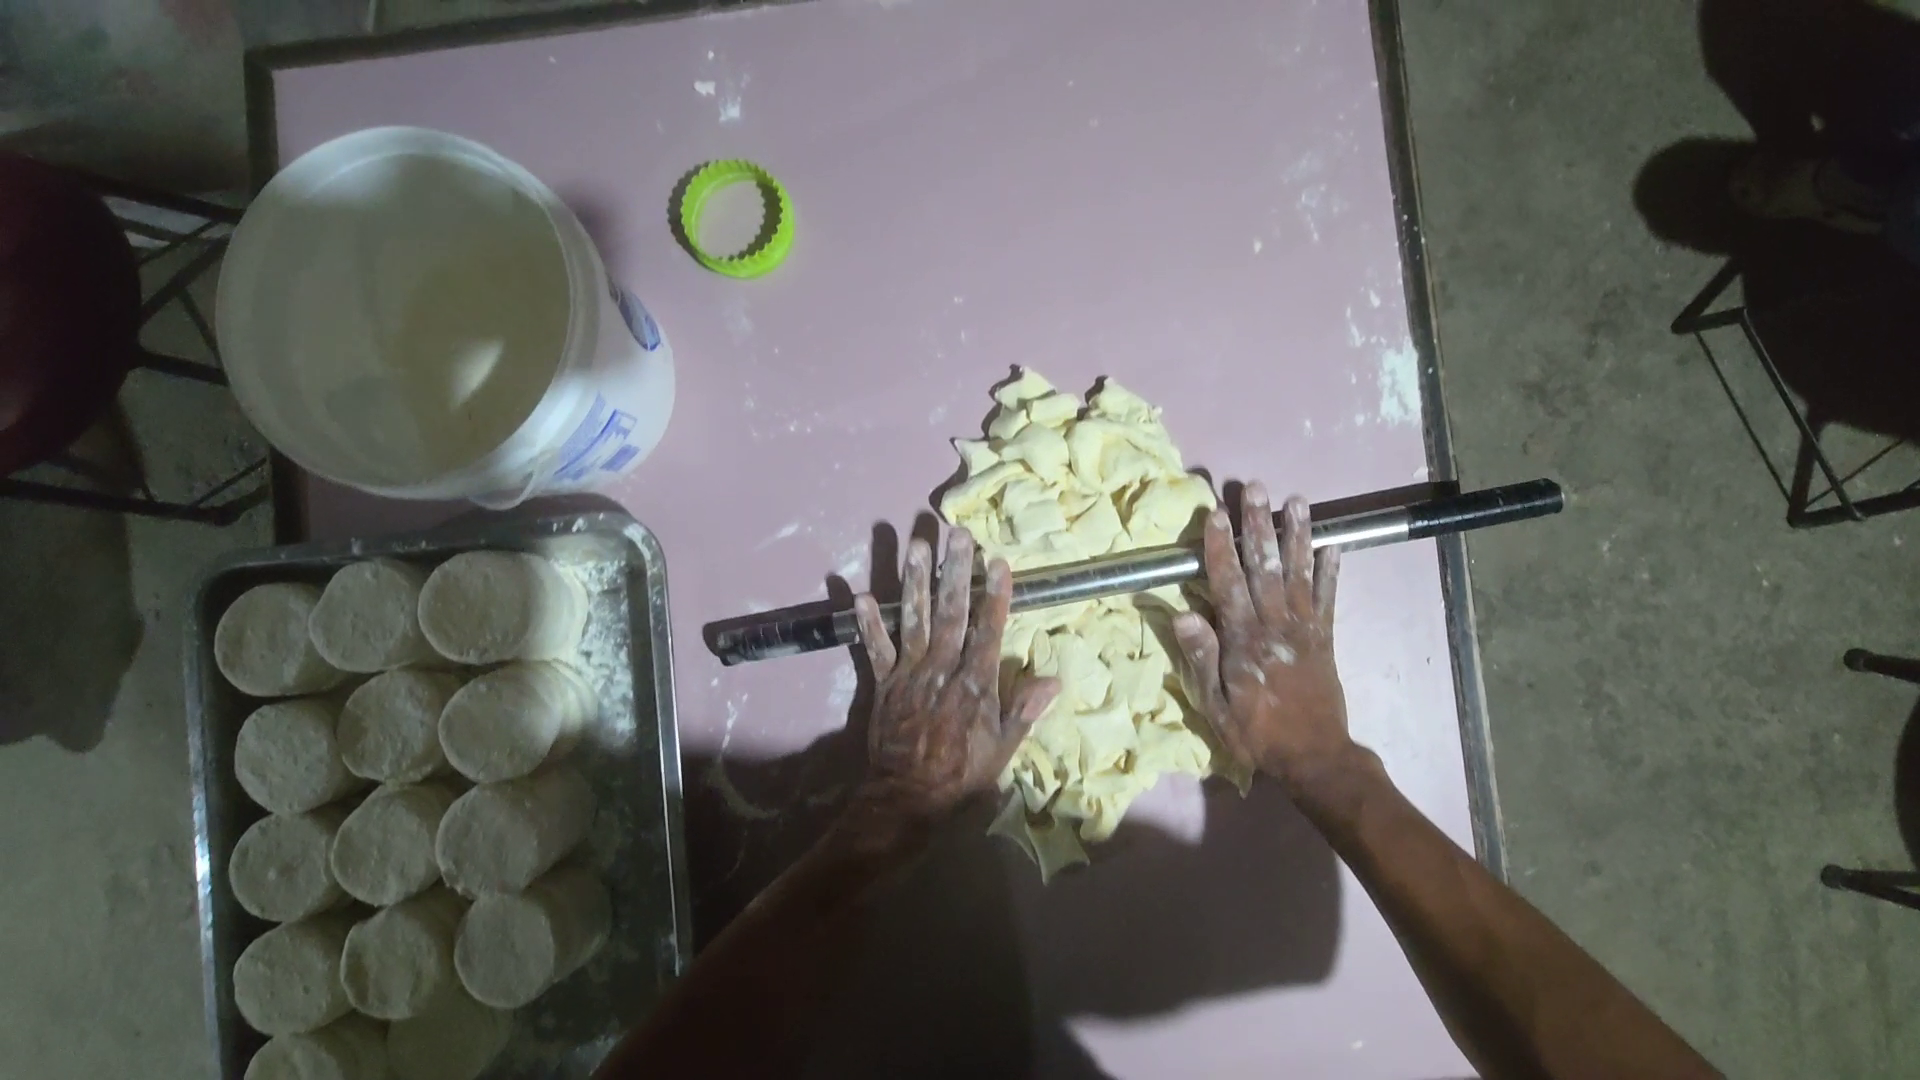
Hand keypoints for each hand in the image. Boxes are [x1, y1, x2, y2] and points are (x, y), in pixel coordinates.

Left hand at [851, 529, 1059, 826]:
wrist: (906, 800)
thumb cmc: (961, 776)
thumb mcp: (1002, 751)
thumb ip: (1023, 711)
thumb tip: (1053, 679)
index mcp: (975, 685)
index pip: (988, 630)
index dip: (995, 595)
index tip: (998, 561)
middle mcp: (942, 669)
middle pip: (951, 613)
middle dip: (955, 571)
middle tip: (957, 534)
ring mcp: (909, 674)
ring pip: (913, 620)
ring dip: (915, 581)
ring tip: (917, 545)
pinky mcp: (883, 684)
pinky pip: (874, 649)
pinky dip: (868, 624)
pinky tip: (861, 595)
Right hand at [1173, 482, 1359, 795]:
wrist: (1315, 757)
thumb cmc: (1255, 733)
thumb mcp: (1215, 705)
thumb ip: (1201, 659)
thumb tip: (1183, 615)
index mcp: (1244, 640)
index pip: (1228, 583)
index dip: (1221, 547)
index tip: (1216, 513)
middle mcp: (1275, 625)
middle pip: (1265, 566)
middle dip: (1258, 525)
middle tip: (1255, 487)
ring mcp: (1304, 629)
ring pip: (1299, 572)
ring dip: (1297, 535)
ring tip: (1297, 501)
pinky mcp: (1325, 638)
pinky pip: (1328, 598)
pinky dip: (1331, 571)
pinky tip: (1332, 545)